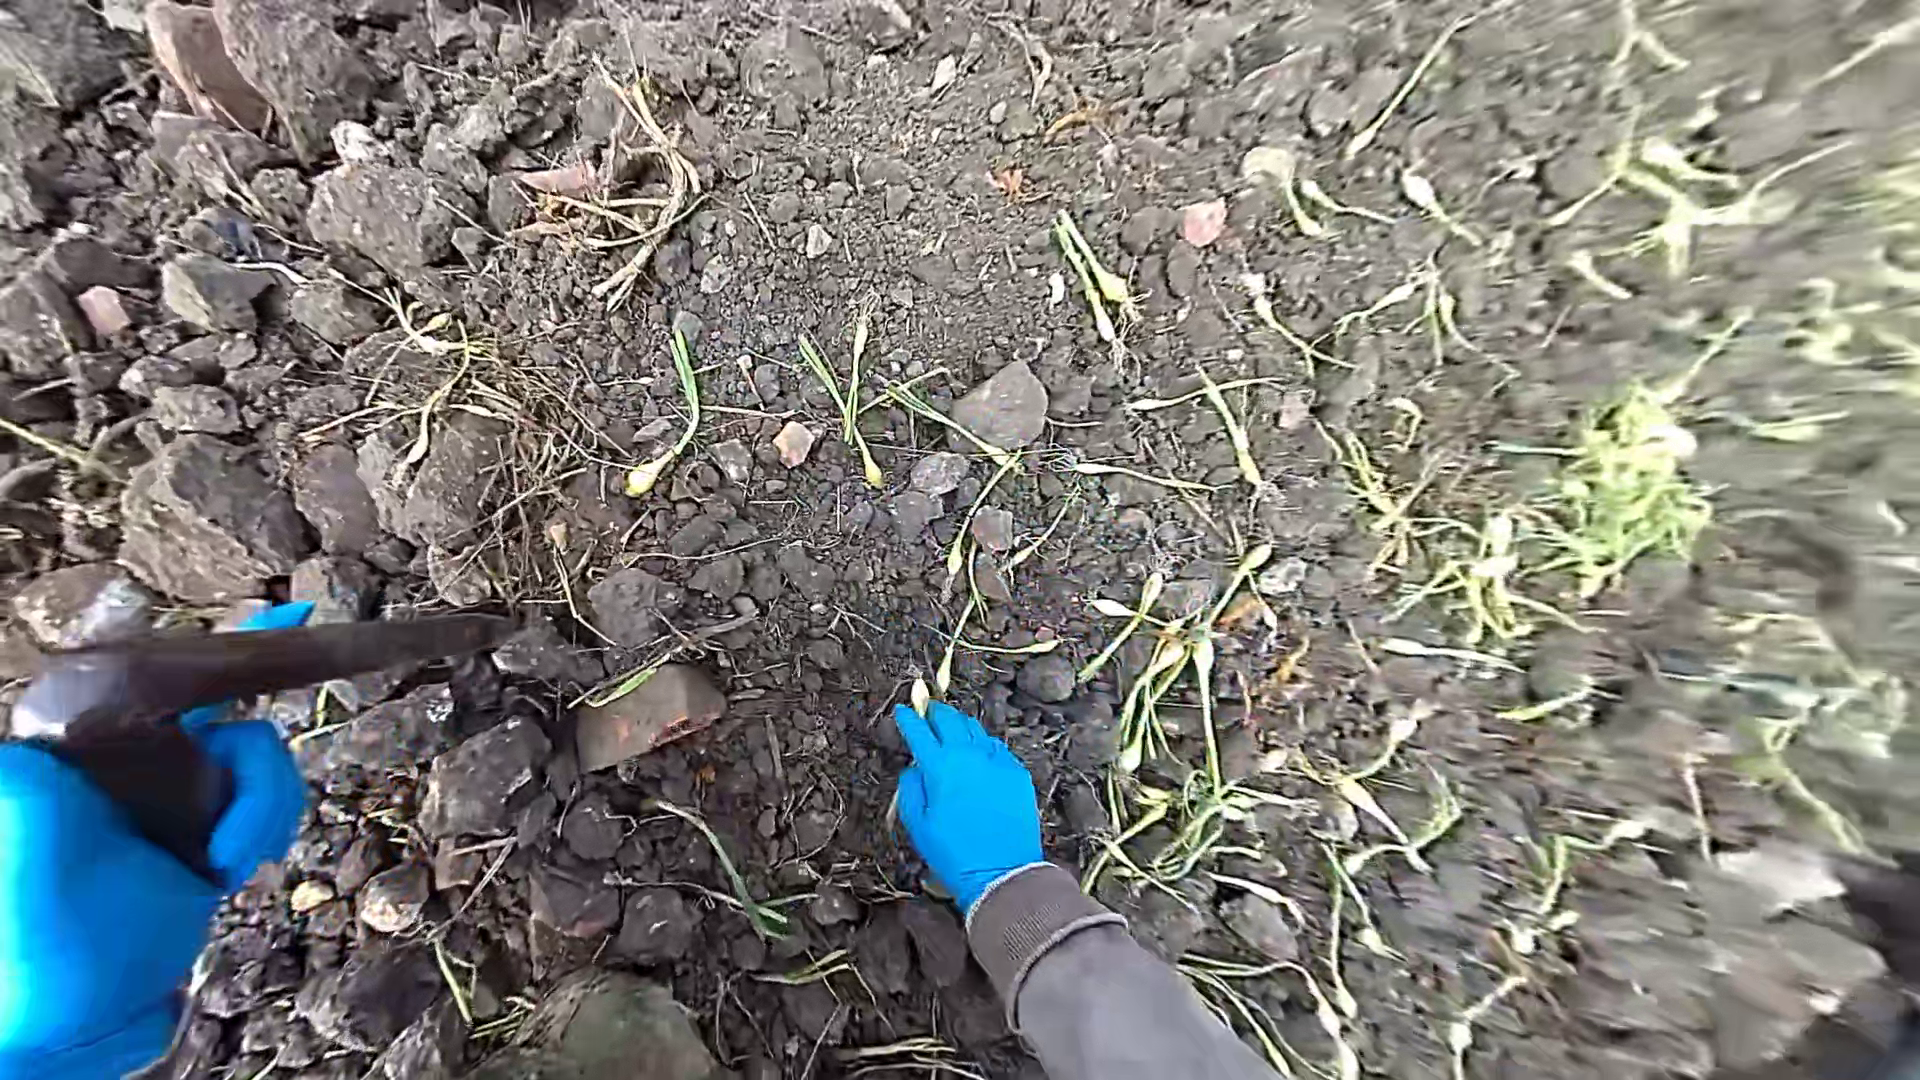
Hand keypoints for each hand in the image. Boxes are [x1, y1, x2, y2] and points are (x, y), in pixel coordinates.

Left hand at [0, 603, 312, 1072]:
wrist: (87, 1013)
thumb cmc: (47, 956)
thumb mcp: (34, 895)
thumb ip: (31, 826)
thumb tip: (5, 754)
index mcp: (79, 768)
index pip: (154, 691)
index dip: (219, 651)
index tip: (292, 618)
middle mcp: (130, 766)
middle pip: (235, 729)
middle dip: (254, 780)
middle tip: (234, 840)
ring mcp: (174, 791)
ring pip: (264, 760)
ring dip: (263, 810)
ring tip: (223, 865)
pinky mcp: (208, 814)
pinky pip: (269, 791)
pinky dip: (267, 821)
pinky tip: (234, 861)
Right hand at [893, 702, 1043, 912]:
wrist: (1003, 873)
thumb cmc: (956, 854)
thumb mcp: (919, 826)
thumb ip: (911, 789)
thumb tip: (914, 768)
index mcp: (941, 767)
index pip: (920, 732)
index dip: (909, 719)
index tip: (903, 711)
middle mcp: (969, 756)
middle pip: (949, 719)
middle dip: (936, 712)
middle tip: (929, 710)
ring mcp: (995, 760)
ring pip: (974, 728)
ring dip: (959, 724)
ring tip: (952, 726)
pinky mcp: (1015, 771)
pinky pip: (996, 747)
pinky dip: (982, 744)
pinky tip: (979, 752)